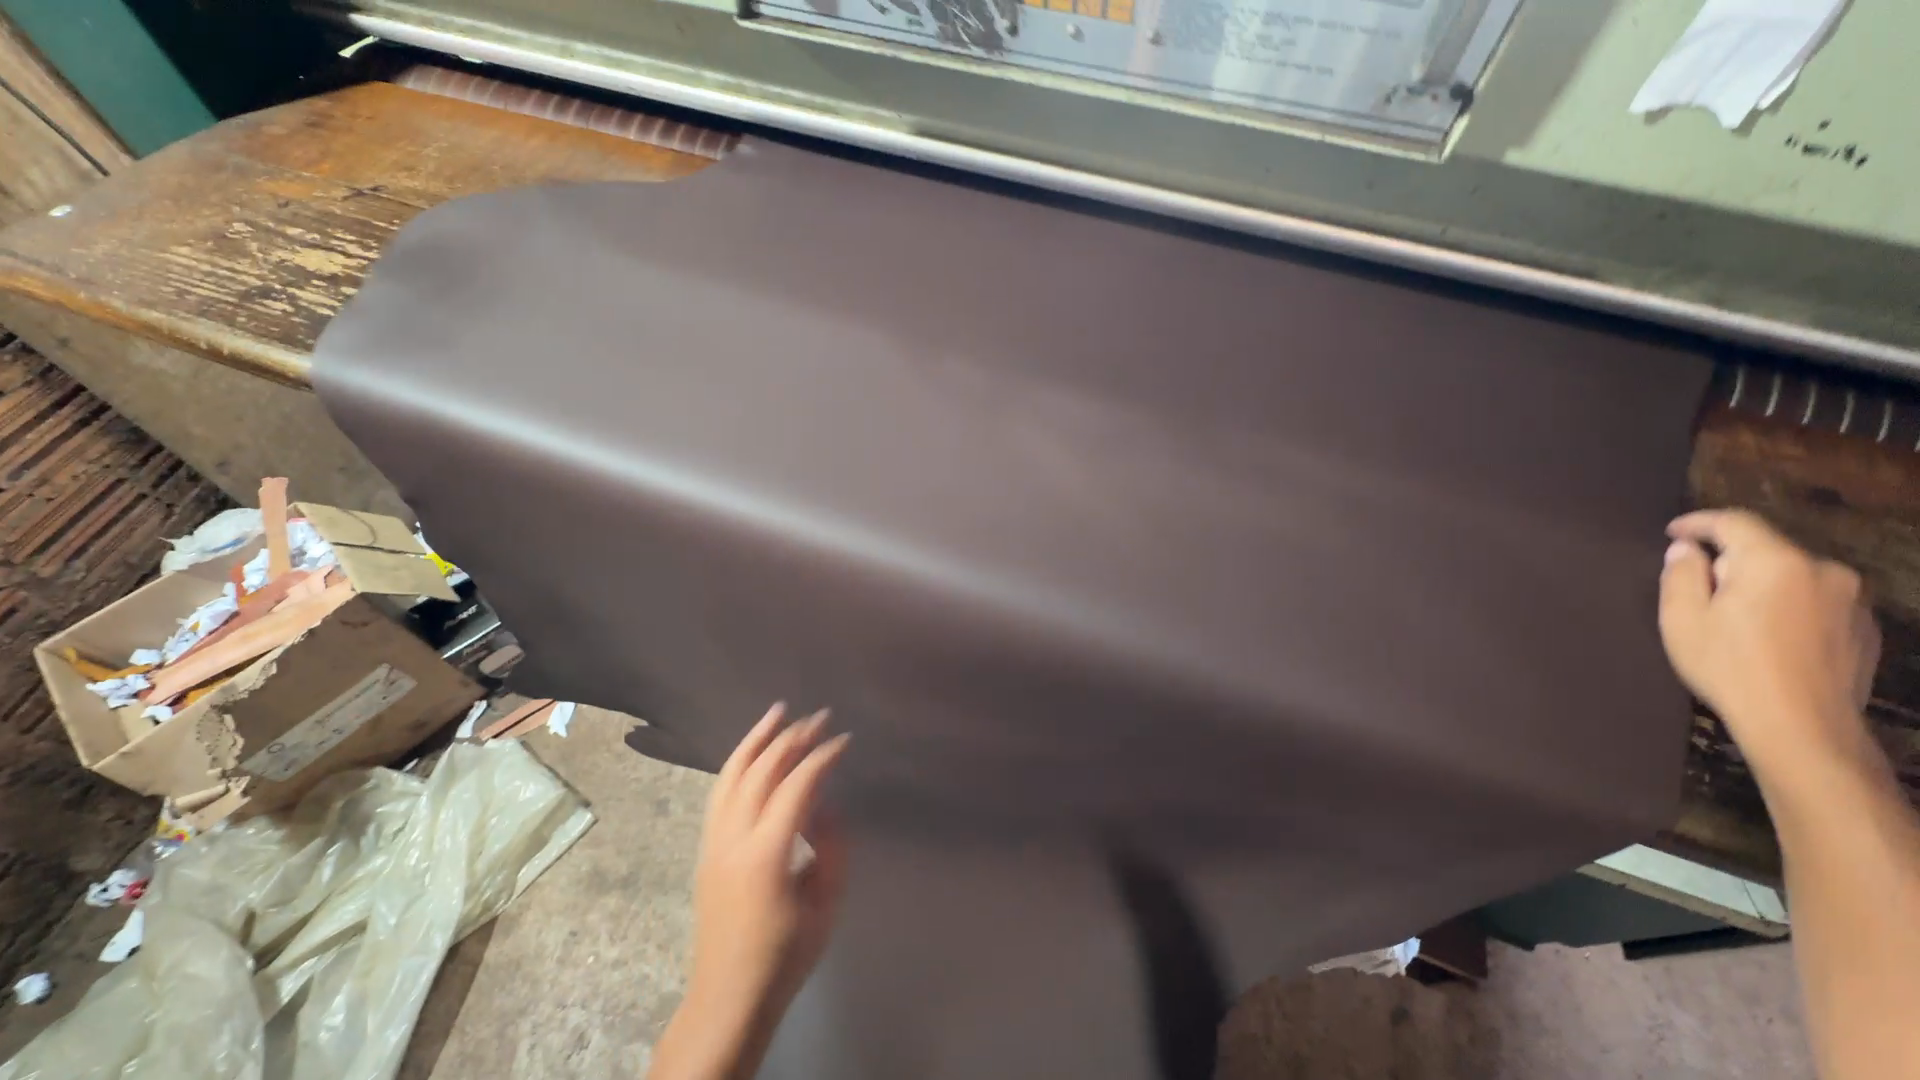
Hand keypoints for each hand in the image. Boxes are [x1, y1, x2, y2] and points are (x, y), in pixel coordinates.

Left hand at [652, 704, 849, 1079]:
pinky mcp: (705, 848)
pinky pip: (719, 792)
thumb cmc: (785, 956)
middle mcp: (733, 839)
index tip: (844, 740)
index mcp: (767, 855)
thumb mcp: (826, 906)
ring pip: (731, 775)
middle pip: (761, 771)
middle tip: (820, 717)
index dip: (821, 758)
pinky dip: (738, 763)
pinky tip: (752, 752)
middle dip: (792, 739)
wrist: (729, 995)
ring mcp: (713, 842)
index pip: (796, 787)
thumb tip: (827, 806)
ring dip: (757, 739)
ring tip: (779, 712)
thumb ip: (832, 849)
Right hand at [1659, 509, 1880, 777]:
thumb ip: (1681, 575)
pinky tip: (1773, 637)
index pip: (1734, 522)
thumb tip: (1687, 550)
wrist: (1804, 728)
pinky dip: (1791, 608)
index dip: (1699, 522)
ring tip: (1739, 616)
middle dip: (1732, 562)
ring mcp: (1853, 601)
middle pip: (1767, 551)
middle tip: (1702, 588)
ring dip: (1765, 586)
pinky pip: (1819, 603)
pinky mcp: (1866, 629)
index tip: (1674, 532)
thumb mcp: (1683, 620)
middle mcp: (1823, 569)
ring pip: (1795, 577)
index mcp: (1774, 562)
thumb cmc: (1730, 668)